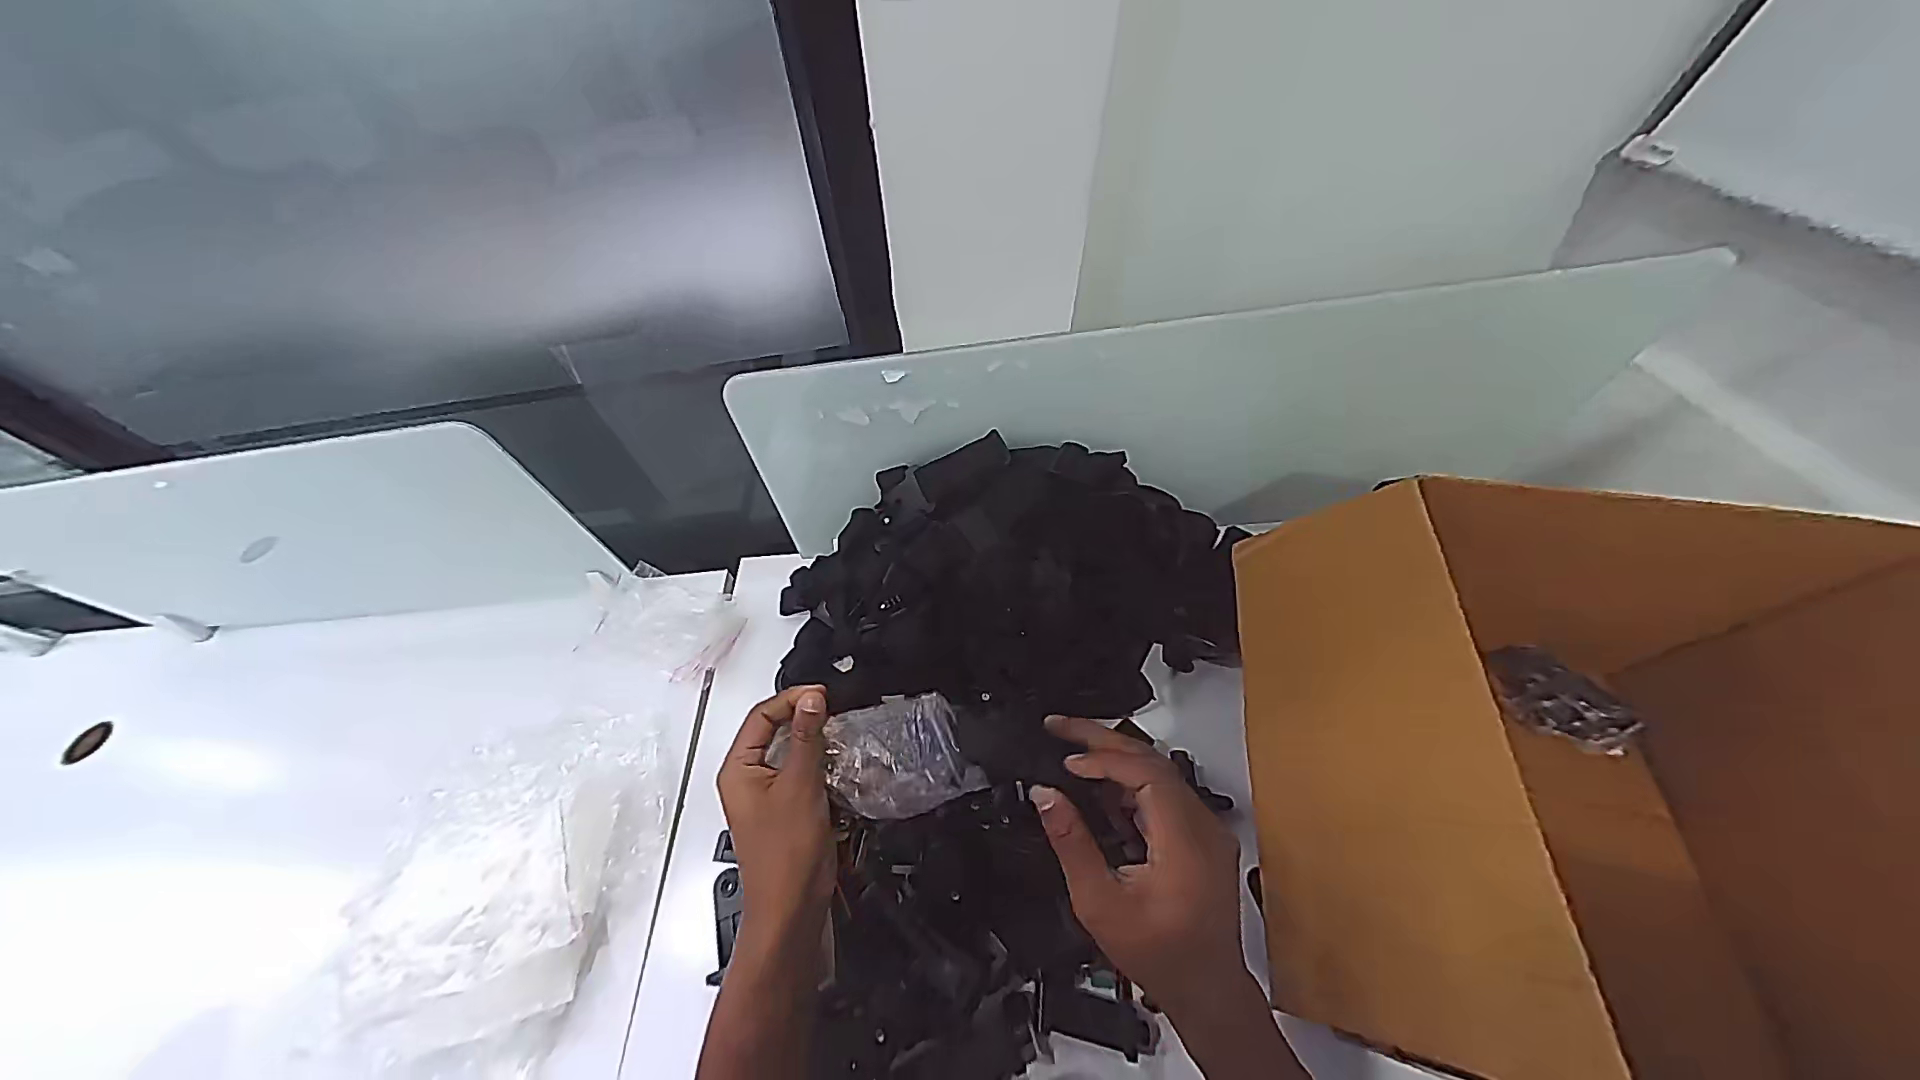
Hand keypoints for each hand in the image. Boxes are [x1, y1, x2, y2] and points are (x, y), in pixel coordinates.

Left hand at [717, 685, 836, 936]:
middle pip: (773, 730)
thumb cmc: (784, 859)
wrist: (792, 909)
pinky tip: (838, 763)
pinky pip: (801, 771)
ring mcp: (767, 794)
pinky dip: (819, 762)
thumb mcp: (799, 786)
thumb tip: (810, 700)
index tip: (819, 695)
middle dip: (803, 717)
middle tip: (830, 709)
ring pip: (789, 750)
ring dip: (813, 740)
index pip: (760, 716)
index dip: (791, 700)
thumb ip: (805, 738)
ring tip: (836, 734)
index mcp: (738, 770)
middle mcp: (748, 779)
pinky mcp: (787, 807)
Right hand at [1028, 713, 1249, 1018]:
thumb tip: (1046, 796)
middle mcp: (1203, 827)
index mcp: (1185, 843)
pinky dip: (1126, 779)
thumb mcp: (1100, 904)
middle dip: (1102, 738)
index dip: (1103, 759)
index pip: (1147, 773)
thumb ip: (1071, 843)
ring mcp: (1205, 829)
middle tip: (1061, 727)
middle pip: (1152, 759)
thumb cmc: (1161, 956)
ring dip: (1113, 755)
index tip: (1068, 761)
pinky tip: (1098, 783)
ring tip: (1072, 747)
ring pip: (1157, 769)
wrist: (1207, 990)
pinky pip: (1162, 790)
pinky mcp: (1199, 834)